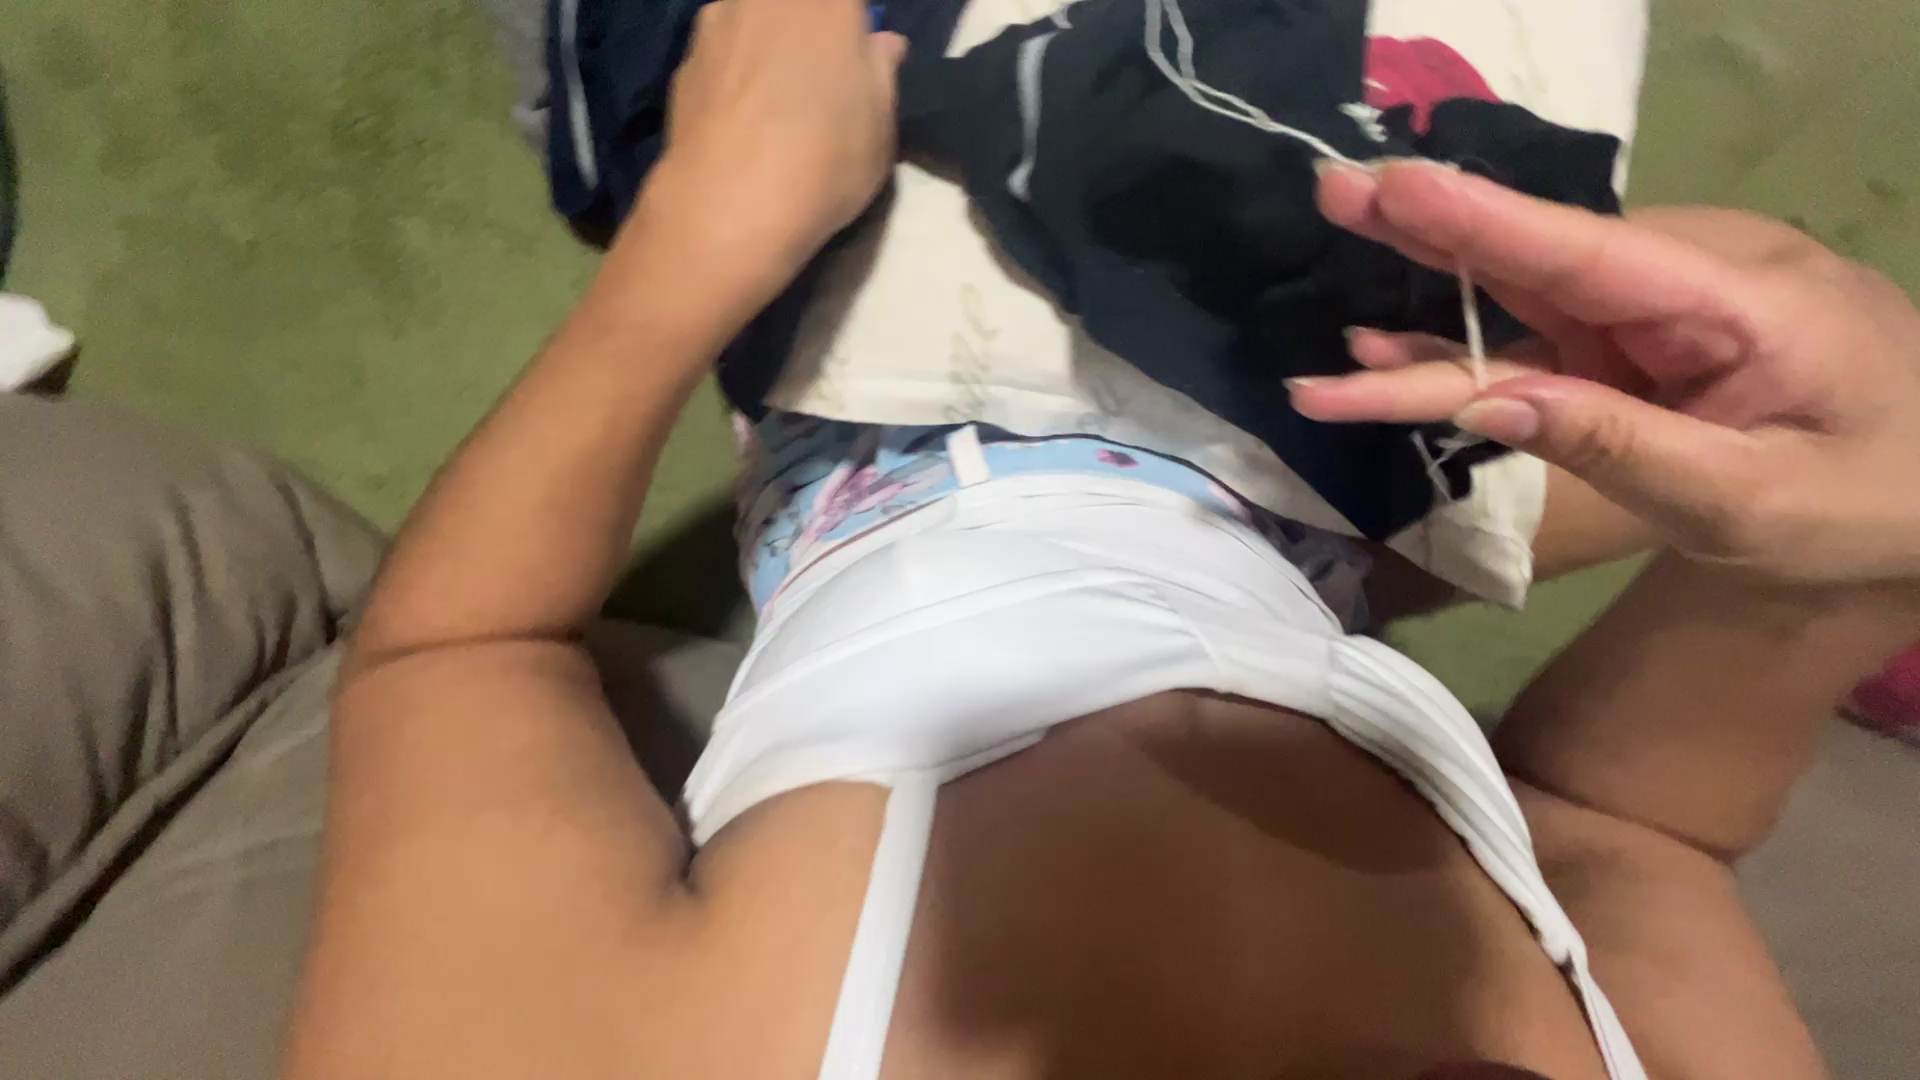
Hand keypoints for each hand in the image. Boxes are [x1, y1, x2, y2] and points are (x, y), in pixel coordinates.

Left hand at [632, 0, 905, 306]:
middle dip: (807, 38)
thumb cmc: (826, 164)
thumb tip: (883, 45)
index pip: (848, 4)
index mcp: (827, 2)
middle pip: (795, 8)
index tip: (854, 65)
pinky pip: (721, 57)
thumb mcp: (881, 132)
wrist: (733, 206)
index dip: (852, 33)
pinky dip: (731, 79)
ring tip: (770, 109)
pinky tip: (737, 125)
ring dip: (764, 51)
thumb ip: (882, 75)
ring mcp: (719, 20)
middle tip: (814, 88)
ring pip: (752, 23)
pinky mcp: (684, 59)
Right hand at [1294, 160, 1919, 586]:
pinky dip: (1440, 358)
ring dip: (1409, 322)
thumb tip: (1481, 404)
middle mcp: (1672, 286)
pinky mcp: (1608, 348)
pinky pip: (1511, 347)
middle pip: (1524, 256)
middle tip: (1334, 194)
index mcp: (1733, 298)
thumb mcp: (1747, 497)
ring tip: (1326, 348)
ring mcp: (1635, 317)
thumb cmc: (1864, 501)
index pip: (1580, 250)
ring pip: (1500, 309)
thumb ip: (1616, 445)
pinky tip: (1375, 362)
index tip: (1394, 185)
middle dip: (1423, 232)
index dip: (1477, 219)